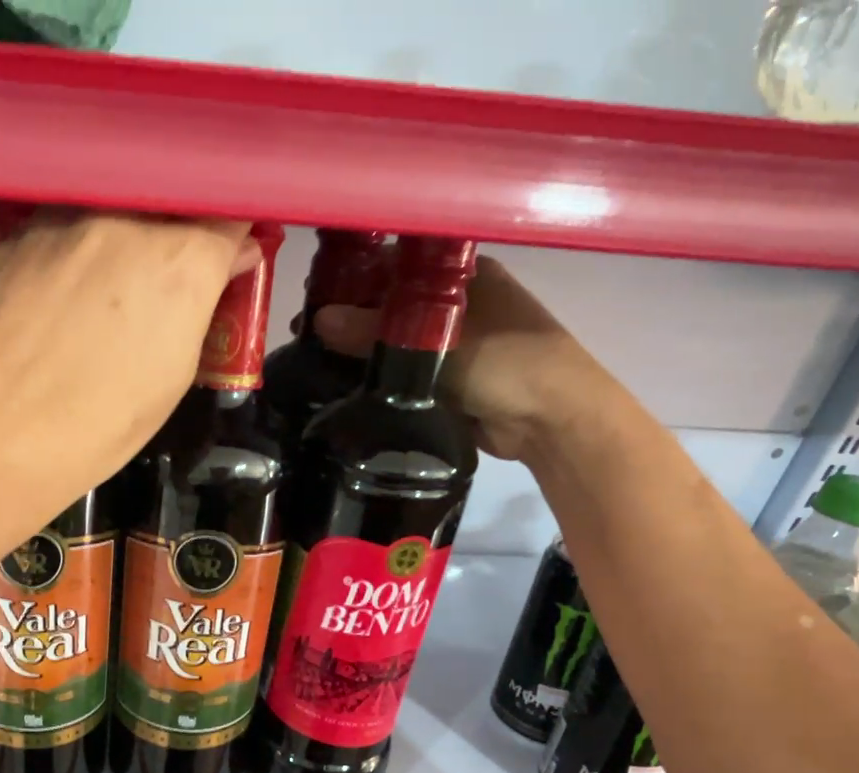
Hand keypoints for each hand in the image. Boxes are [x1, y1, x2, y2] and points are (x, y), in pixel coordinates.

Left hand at [0, 211, 254, 526]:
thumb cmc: (99, 426)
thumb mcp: (174, 377)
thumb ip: (205, 304)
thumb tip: (229, 257)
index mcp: (180, 261)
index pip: (229, 212)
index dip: (235, 230)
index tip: (231, 251)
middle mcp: (125, 221)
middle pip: (169, 206)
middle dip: (178, 234)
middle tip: (166, 281)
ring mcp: (63, 220)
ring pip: (113, 211)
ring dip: (123, 240)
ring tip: (104, 295)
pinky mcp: (16, 235)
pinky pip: (64, 228)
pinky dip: (75, 251)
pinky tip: (59, 297)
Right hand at [312, 256, 615, 461]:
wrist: (553, 419)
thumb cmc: (506, 361)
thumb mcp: (437, 341)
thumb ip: (376, 330)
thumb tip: (318, 321)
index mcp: (462, 276)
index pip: (397, 267)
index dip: (355, 279)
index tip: (316, 295)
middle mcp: (455, 305)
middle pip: (391, 306)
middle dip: (350, 318)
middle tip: (304, 333)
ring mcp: (452, 345)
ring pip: (394, 342)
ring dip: (360, 351)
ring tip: (314, 359)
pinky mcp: (445, 382)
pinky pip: (402, 374)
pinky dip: (377, 378)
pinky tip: (341, 384)